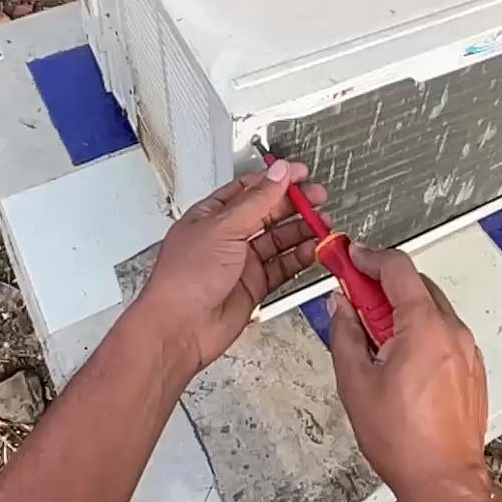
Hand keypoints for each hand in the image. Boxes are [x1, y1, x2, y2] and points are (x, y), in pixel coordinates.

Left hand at [132, 159, 326, 375]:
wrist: (179, 328)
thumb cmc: (184, 278)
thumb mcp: (224, 227)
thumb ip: (257, 200)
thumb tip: (278, 173)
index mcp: (213, 215)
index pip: (250, 188)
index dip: (276, 180)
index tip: (301, 174)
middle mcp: (227, 236)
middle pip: (268, 212)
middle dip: (294, 205)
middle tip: (318, 199)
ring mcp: (241, 262)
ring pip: (279, 240)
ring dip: (301, 230)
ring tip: (322, 224)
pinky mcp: (253, 285)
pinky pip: (282, 267)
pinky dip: (299, 258)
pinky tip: (312, 250)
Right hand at [327, 244, 489, 500]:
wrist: (445, 481)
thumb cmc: (401, 439)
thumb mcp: (355, 382)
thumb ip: (345, 333)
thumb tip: (340, 304)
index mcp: (424, 327)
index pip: (397, 268)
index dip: (369, 257)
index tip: (349, 256)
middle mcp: (452, 331)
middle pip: (416, 284)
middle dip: (382, 285)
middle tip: (354, 297)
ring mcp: (467, 349)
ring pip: (431, 307)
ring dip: (401, 308)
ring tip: (374, 337)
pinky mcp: (473, 367)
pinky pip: (444, 331)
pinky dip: (420, 329)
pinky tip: (400, 358)